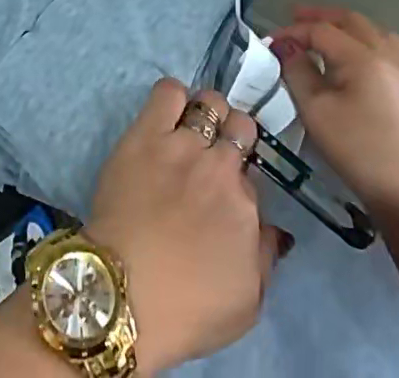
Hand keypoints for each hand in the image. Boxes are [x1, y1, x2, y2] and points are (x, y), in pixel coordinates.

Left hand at [88, 79, 287, 370]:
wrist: (127, 289)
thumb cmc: (190, 305)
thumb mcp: (249, 298)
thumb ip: (264, 256)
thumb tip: (270, 228)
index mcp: (248, 206)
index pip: (254, 172)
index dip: (241, 176)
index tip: (228, 182)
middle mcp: (219, 169)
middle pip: (239, 127)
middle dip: (233, 132)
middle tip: (214, 147)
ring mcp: (180, 147)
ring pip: (207, 103)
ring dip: (205, 110)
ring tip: (192, 125)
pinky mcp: (143, 136)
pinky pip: (165, 94)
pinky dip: (172, 95)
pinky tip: (168, 109)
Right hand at [270, 5, 398, 220]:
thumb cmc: (358, 149)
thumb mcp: (315, 109)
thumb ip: (297, 71)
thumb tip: (286, 48)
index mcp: (364, 59)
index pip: (321, 30)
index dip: (291, 31)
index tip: (268, 43)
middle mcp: (389, 59)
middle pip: (353, 22)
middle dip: (321, 16)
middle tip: (294, 16)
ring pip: (374, 34)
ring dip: (345, 27)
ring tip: (322, 35)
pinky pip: (384, 51)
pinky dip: (361, 43)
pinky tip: (346, 61)